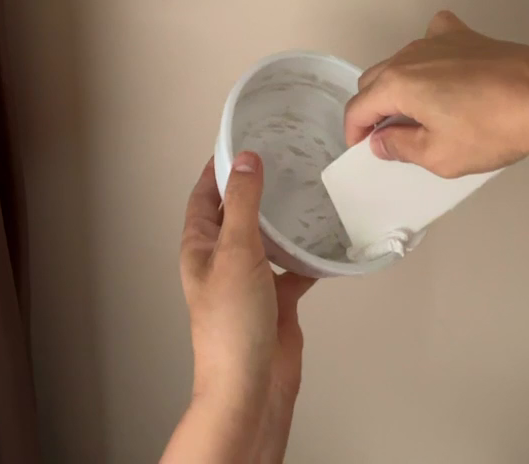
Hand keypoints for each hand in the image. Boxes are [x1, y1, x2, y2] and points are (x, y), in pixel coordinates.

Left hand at [169, 154, 316, 462]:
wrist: (251, 388)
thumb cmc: (231, 322)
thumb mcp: (236, 251)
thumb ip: (244, 203)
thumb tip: (247, 157)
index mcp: (201, 245)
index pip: (206, 194)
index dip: (220, 167)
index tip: (241, 139)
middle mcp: (223, 258)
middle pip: (238, 212)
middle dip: (256, 187)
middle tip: (283, 158)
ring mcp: (250, 279)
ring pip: (267, 238)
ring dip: (283, 218)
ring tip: (307, 188)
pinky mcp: (276, 300)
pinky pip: (293, 267)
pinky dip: (308, 254)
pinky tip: (327, 238)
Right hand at [343, 10, 528, 176]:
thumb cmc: (494, 127)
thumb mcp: (439, 156)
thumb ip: (401, 147)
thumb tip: (383, 141)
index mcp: (395, 84)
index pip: (358, 107)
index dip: (355, 132)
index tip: (364, 148)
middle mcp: (409, 56)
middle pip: (374, 81)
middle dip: (375, 109)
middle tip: (391, 137)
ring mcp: (436, 42)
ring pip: (402, 62)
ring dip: (400, 87)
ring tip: (422, 115)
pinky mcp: (465, 37)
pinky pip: (434, 39)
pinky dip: (429, 55)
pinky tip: (444, 71)